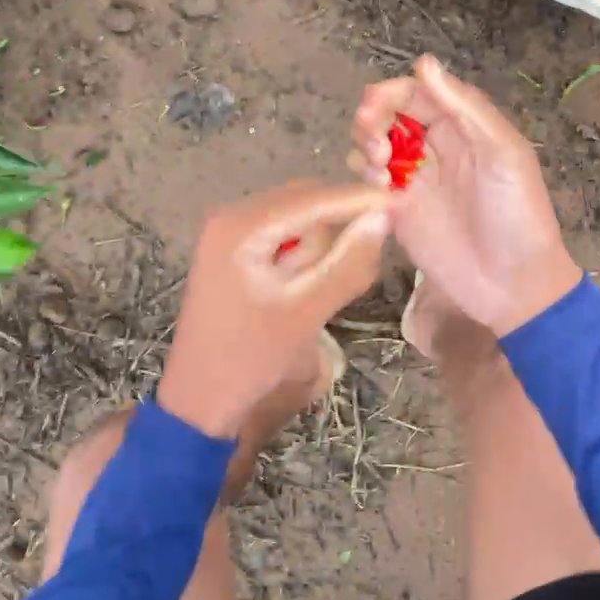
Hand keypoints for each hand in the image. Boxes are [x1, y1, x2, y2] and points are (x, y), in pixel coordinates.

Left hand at [157, 183, 390, 437]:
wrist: (199, 401)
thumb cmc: (251, 358)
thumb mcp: (307, 311)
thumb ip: (348, 263)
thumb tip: (383, 218)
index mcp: (240, 227)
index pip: (311, 197)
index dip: (357, 198)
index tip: (399, 202)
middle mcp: (231, 216)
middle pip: (303, 199)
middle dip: (340, 219)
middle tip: (374, 245)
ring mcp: (230, 232)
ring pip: (297, 216)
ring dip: (324, 239)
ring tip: (337, 276)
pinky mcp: (235, 250)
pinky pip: (284, 233)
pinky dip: (308, 250)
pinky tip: (318, 277)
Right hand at [351, 55, 581, 335]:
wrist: (514, 286)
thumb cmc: (517, 215)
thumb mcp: (502, 153)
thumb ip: (465, 107)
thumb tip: (424, 63)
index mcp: (464, 127)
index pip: (418, 94)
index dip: (393, 92)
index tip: (375, 102)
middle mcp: (435, 148)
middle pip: (390, 115)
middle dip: (372, 116)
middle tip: (371, 134)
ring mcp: (414, 180)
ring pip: (374, 144)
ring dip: (366, 145)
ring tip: (379, 166)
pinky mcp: (398, 212)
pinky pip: (369, 183)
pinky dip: (363, 178)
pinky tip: (378, 190)